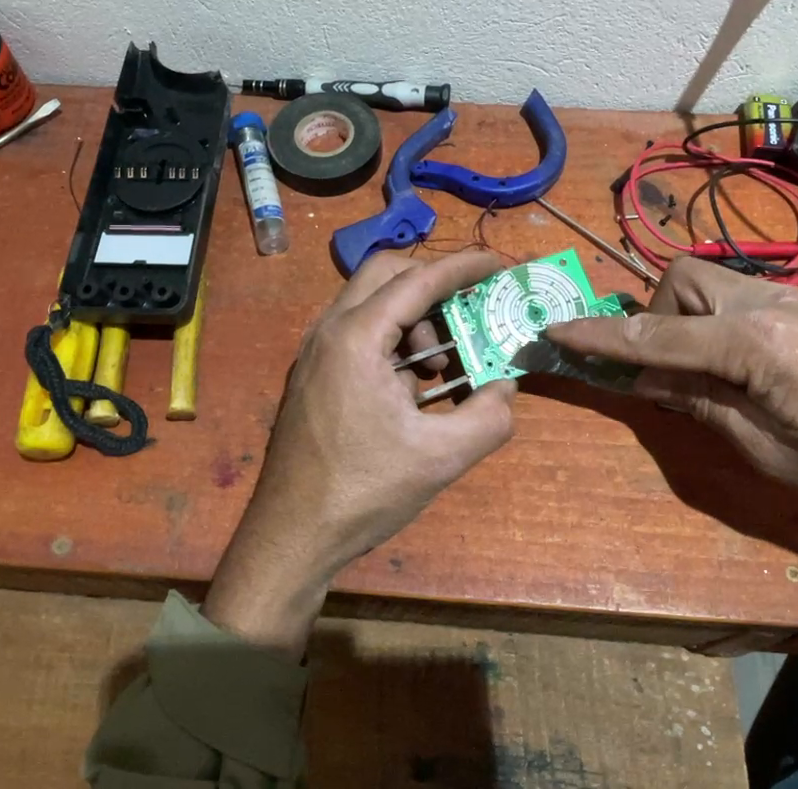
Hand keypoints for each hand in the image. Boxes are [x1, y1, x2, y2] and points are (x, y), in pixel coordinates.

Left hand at [204, 250, 517, 652]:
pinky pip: (355, 331)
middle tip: (466, 312)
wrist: (291, 534)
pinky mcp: (310, 373)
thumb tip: (505, 387)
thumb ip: (489, 416)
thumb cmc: (364, 491)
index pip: (419, 280)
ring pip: (368, 301)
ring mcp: (313, 351)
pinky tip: (410, 388)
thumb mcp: (441, 458)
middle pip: (385, 273)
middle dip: (432, 283)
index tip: (498, 264)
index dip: (463, 267)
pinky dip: (390, 338)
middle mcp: (328, 330)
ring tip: (438, 367)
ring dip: (411, 316)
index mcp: (356, 337)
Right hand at [547, 258, 797, 532]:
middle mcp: (770, 302)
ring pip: (718, 282)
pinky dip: (730, 321)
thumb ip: (704, 405)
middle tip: (669, 371)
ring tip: (715, 374)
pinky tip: (762, 368)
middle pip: (681, 280)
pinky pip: (754, 296)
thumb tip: (652, 381)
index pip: (651, 336)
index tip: (553, 329)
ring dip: (693, 317)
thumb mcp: (773, 453)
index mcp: (750, 343)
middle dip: (656, 315)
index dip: (597, 335)